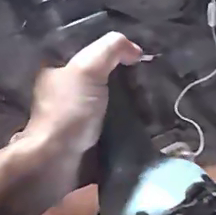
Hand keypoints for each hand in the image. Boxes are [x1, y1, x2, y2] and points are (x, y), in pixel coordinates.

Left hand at [9, 32, 141, 214]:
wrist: (56, 164)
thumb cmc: (68, 112)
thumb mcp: (87, 68)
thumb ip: (111, 49)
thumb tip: (135, 50)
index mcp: (57, 72)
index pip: (90, 52)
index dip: (114, 51)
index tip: (140, 53)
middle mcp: (66, 94)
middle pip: (105, 78)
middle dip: (129, 80)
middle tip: (154, 79)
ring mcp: (78, 119)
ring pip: (113, 103)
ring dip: (134, 104)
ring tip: (160, 100)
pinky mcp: (90, 142)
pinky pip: (116, 127)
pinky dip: (132, 125)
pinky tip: (151, 121)